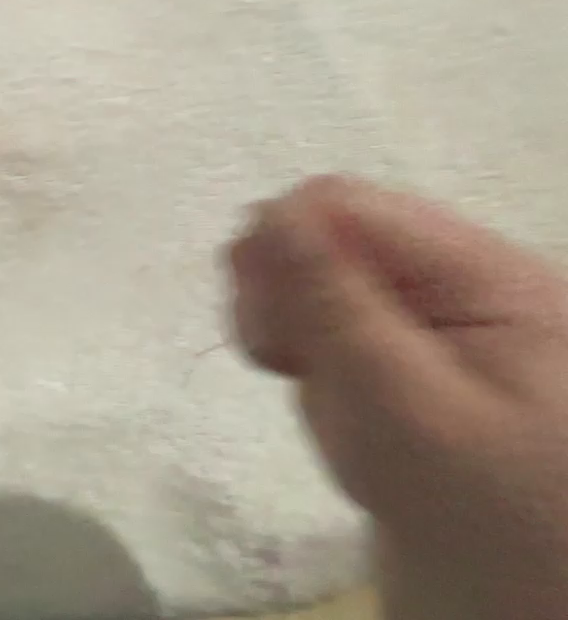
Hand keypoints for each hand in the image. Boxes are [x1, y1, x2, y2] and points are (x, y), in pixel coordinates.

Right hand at [228, 176, 567, 619]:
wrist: (516, 594)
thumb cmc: (474, 505)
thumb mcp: (397, 400)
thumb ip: (329, 298)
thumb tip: (266, 215)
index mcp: (490, 277)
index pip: (337, 201)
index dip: (277, 245)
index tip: (268, 320)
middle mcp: (462, 276)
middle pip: (317, 228)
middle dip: (275, 285)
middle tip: (281, 355)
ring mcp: (432, 307)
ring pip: (303, 262)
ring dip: (277, 314)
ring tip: (297, 372)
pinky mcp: (404, 333)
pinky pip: (315, 300)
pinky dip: (290, 332)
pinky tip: (307, 371)